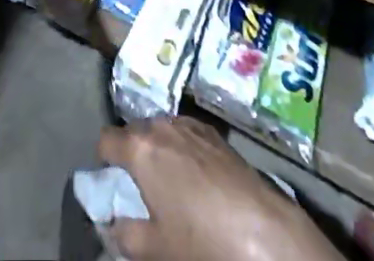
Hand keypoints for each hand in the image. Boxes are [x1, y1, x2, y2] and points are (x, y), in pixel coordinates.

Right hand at [98, 117, 341, 260]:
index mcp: (138, 147)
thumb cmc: (202, 240)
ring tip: (172, 180)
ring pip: (161, 129)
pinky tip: (199, 177)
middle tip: (143, 185)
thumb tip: (111, 225)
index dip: (104, 160)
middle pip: (134, 131)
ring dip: (159, 147)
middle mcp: (161, 126)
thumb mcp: (154, 248)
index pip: (105, 140)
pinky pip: (187, 134)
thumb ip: (123, 233)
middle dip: (133, 151)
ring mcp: (191, 126)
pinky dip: (184, 148)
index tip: (114, 181)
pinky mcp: (217, 135)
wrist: (269, 236)